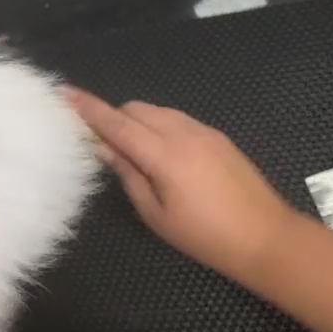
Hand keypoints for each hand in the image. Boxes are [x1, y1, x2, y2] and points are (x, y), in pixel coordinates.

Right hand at [67, 88, 299, 281]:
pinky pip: (175, 119)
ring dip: (135, 121)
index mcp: (165, 155)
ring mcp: (204, 131)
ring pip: (156, 111)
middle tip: (99, 142)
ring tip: (129, 150)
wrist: (268, 238)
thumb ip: (128, 175)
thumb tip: (104, 148)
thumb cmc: (205, 236)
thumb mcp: (156, 214)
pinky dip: (157, 125)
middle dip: (112, 117)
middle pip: (135, 109)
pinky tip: (158, 152)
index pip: (117, 124)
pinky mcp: (217, 137)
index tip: (64, 93)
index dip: (88, 109)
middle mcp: (183, 133)